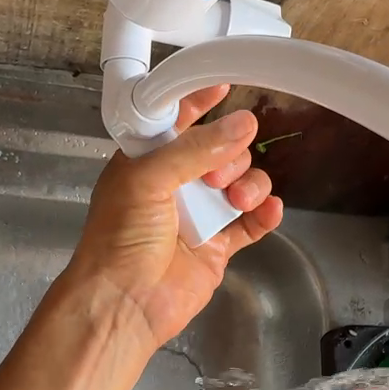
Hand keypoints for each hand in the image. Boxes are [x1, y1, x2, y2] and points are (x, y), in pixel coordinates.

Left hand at [63, 85, 284, 351]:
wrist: (123, 303)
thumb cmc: (120, 236)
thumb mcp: (147, 179)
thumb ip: (194, 149)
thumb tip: (243, 125)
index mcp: (146, 162)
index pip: (176, 122)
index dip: (199, 103)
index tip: (224, 86)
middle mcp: (174, 184)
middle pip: (220, 151)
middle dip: (229, 154)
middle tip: (217, 176)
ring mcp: (198, 216)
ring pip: (240, 183)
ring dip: (250, 184)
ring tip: (238, 198)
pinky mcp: (218, 247)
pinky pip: (251, 223)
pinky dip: (264, 214)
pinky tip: (268, 211)